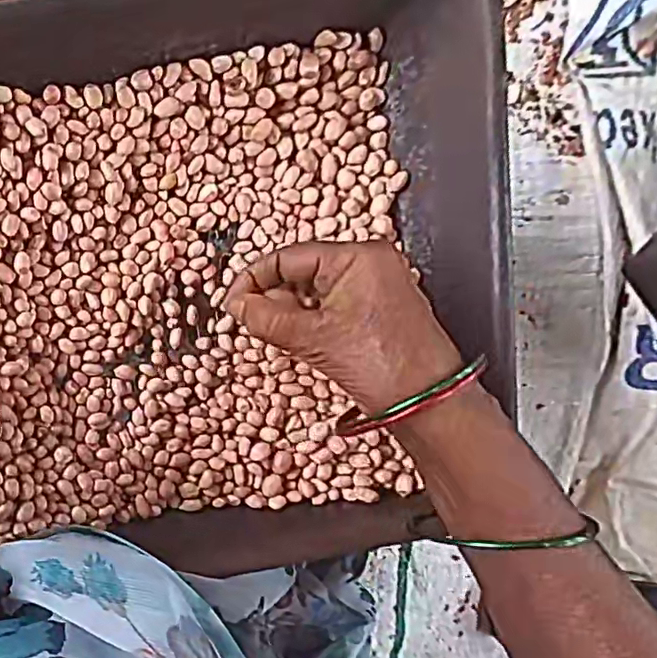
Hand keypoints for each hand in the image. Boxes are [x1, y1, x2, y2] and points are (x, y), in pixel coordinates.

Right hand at [221, 242, 464, 413]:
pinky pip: (321, 307)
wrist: (426, 401)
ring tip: (277, 337)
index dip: (251, 280)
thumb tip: (236, 306)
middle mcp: (365, 263)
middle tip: (249, 324)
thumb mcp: (311, 338)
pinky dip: (302, 322)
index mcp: (356, 256)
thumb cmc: (385, 364)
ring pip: (306, 292)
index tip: (231, 304)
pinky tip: (298, 341)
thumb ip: (264, 317)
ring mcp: (368, 286)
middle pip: (295, 272)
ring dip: (284, 313)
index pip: (286, 257)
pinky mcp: (368, 309)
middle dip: (268, 299)